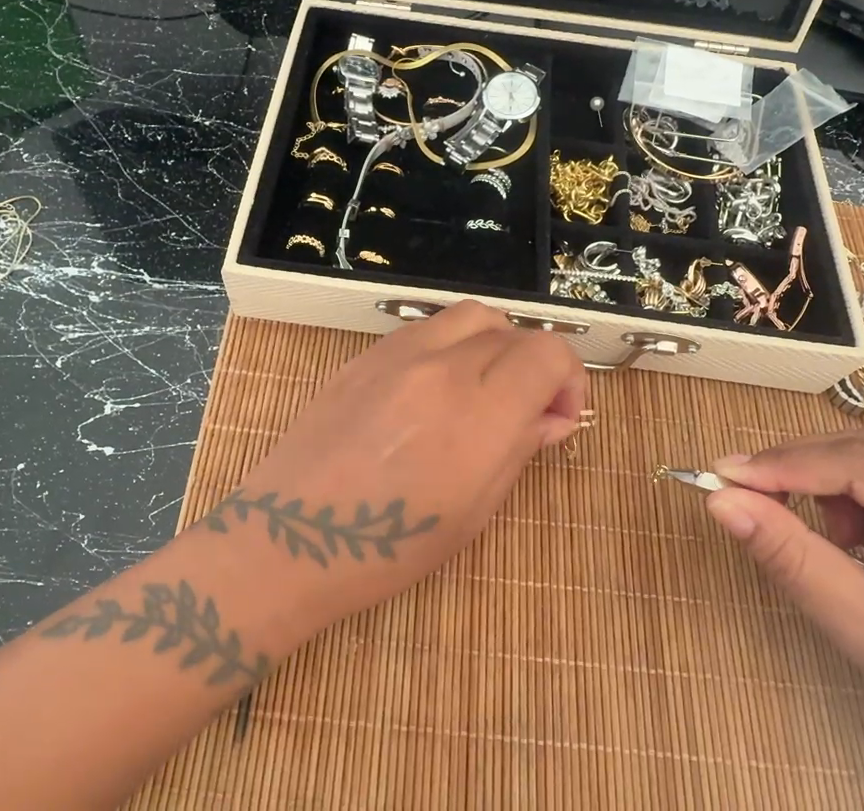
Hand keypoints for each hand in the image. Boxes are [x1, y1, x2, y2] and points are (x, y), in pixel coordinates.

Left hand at [195, 301, 584, 637]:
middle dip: (534, 366)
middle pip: (513, 331)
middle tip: (526, 410)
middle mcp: (442, 367)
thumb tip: (550, 416)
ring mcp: (398, 354)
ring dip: (494, 343)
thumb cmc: (389, 547)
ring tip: (484, 388)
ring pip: (471, 316)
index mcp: (480, 413)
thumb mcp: (474, 512)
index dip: (569, 380)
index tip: (560, 416)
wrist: (293, 535)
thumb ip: (519, 449)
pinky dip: (450, 345)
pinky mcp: (364, 355)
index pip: (548, 353)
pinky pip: (425, 329)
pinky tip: (436, 387)